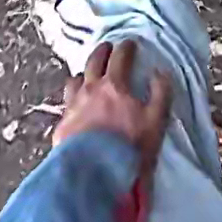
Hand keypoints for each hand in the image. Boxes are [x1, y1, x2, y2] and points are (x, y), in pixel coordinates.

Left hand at [54, 39, 172, 163]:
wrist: (91, 177)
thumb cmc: (127, 148)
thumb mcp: (155, 123)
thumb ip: (160, 94)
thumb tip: (160, 72)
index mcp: (114, 85)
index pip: (120, 57)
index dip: (126, 47)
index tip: (130, 43)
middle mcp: (90, 89)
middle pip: (94, 61)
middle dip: (103, 51)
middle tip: (108, 47)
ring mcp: (73, 106)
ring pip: (75, 79)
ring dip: (84, 74)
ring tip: (87, 76)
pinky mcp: (61, 125)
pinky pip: (66, 104)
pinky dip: (73, 99)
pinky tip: (75, 107)